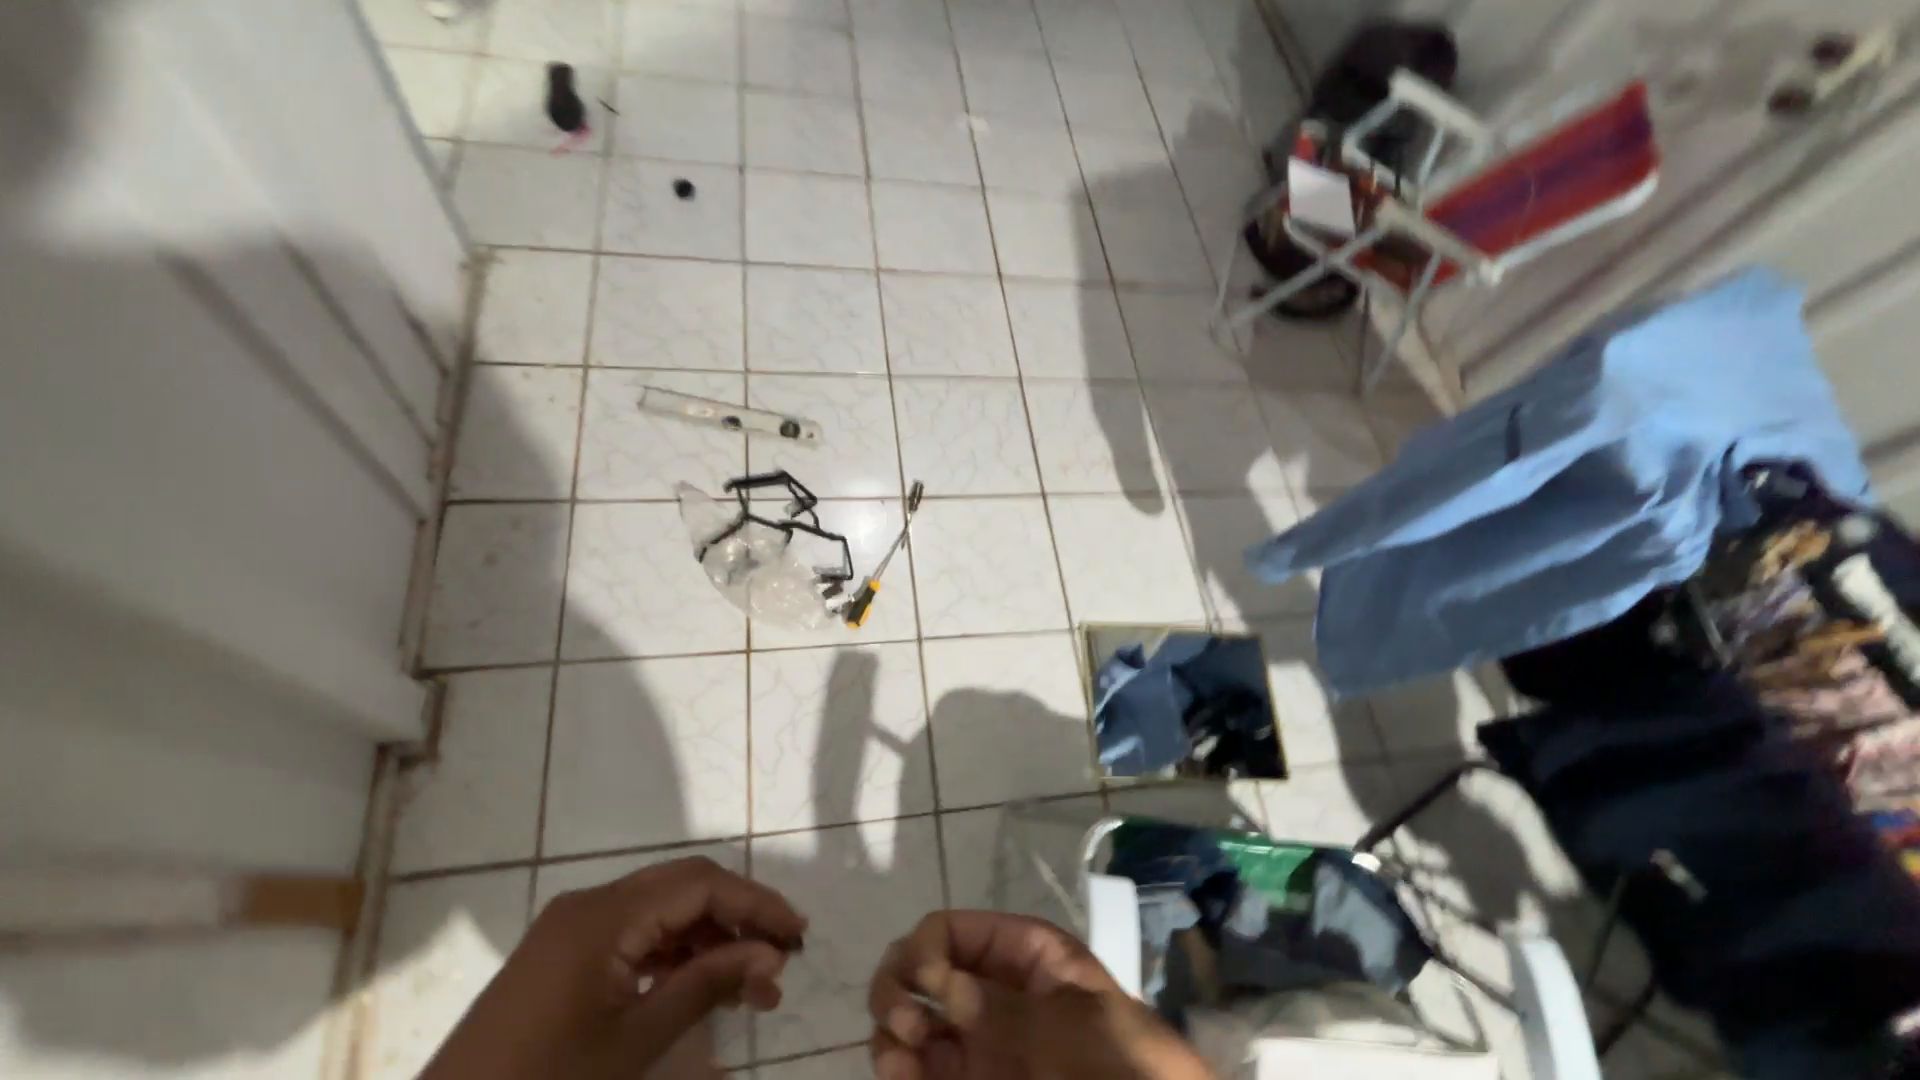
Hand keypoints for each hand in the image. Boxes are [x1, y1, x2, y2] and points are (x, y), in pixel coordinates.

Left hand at [420, 856, 805, 1079]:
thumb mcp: (635, 1041)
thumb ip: (707, 984)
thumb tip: (770, 953)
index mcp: (605, 915)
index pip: (700, 884)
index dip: (757, 903)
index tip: (799, 936)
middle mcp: (590, 904)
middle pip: (683, 887)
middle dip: (738, 916)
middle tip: (780, 958)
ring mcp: (572, 927)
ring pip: (661, 909)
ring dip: (709, 938)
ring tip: (751, 989)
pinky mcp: (562, 953)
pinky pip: (633, 933)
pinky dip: (673, 953)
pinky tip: (699, 986)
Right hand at [867, 911, 1214, 1079]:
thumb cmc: (1123, 1056)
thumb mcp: (1074, 1026)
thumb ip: (1007, 1009)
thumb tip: (943, 988)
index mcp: (1019, 953)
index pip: (951, 930)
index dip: (927, 949)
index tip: (928, 984)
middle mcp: (988, 987)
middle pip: (918, 967)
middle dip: (898, 985)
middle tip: (905, 1022)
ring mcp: (977, 1036)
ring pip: (910, 1017)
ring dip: (891, 1030)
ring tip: (897, 1060)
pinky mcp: (971, 1077)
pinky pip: (922, 1064)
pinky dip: (899, 1066)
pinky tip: (898, 1074)